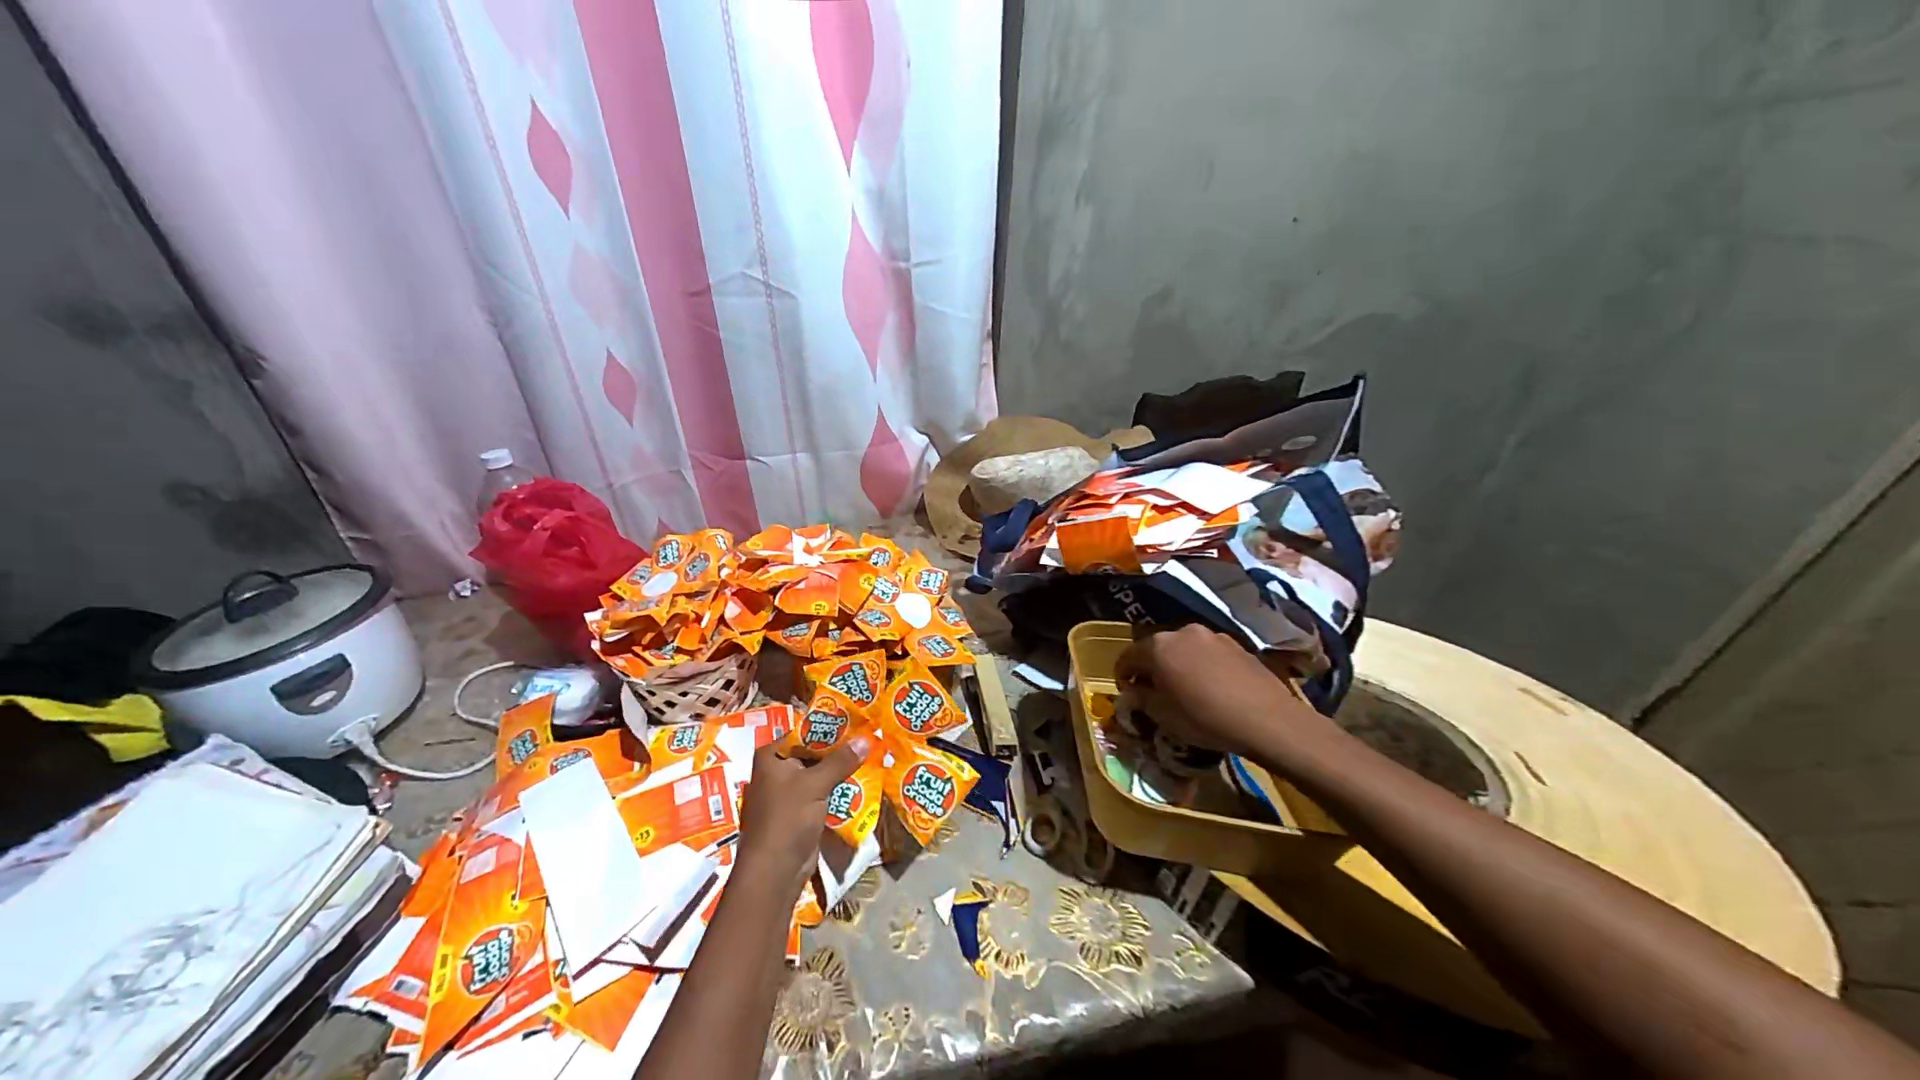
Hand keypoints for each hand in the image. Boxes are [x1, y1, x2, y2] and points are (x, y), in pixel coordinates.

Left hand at [736, 737, 868, 899]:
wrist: (774, 873)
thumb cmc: (787, 819)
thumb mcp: (814, 785)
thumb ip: (840, 761)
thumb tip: (867, 738)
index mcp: (772, 757)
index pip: (804, 732)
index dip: (831, 726)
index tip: (859, 720)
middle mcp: (777, 770)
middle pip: (814, 752)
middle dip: (840, 749)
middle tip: (871, 737)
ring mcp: (788, 793)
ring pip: (820, 774)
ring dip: (842, 769)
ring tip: (873, 755)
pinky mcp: (800, 813)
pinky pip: (823, 793)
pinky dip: (840, 789)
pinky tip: (864, 782)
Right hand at [1115, 624, 1338, 759]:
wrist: (1267, 720)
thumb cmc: (1204, 718)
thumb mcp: (1163, 716)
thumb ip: (1140, 699)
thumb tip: (1133, 692)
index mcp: (1157, 646)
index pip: (1127, 657)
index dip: (1123, 676)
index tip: (1128, 695)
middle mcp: (1182, 632)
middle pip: (1156, 648)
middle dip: (1152, 668)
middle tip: (1156, 693)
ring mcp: (1212, 635)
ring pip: (1184, 649)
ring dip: (1178, 665)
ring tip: (1186, 690)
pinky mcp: (1236, 644)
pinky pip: (1208, 653)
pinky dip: (1202, 666)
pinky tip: (1212, 688)